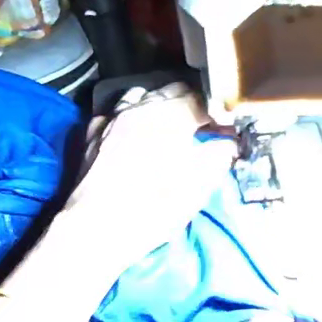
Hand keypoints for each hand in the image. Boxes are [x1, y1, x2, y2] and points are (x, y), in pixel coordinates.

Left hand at [60, 83, 236, 271]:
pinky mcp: (91, 134)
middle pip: (172, 92)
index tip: (229, 130)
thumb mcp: (198, 186)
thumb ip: (219, 157)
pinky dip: (129, 119)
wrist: (97, 229)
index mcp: (170, 116)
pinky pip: (114, 115)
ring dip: (159, 106)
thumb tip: (229, 145)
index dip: (221, 114)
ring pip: (141, 96)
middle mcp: (140, 107)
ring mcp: (111, 118)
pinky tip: (132, 136)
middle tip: (204, 127)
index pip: (204, 101)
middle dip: (192, 105)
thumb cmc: (153, 208)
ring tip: (167, 127)